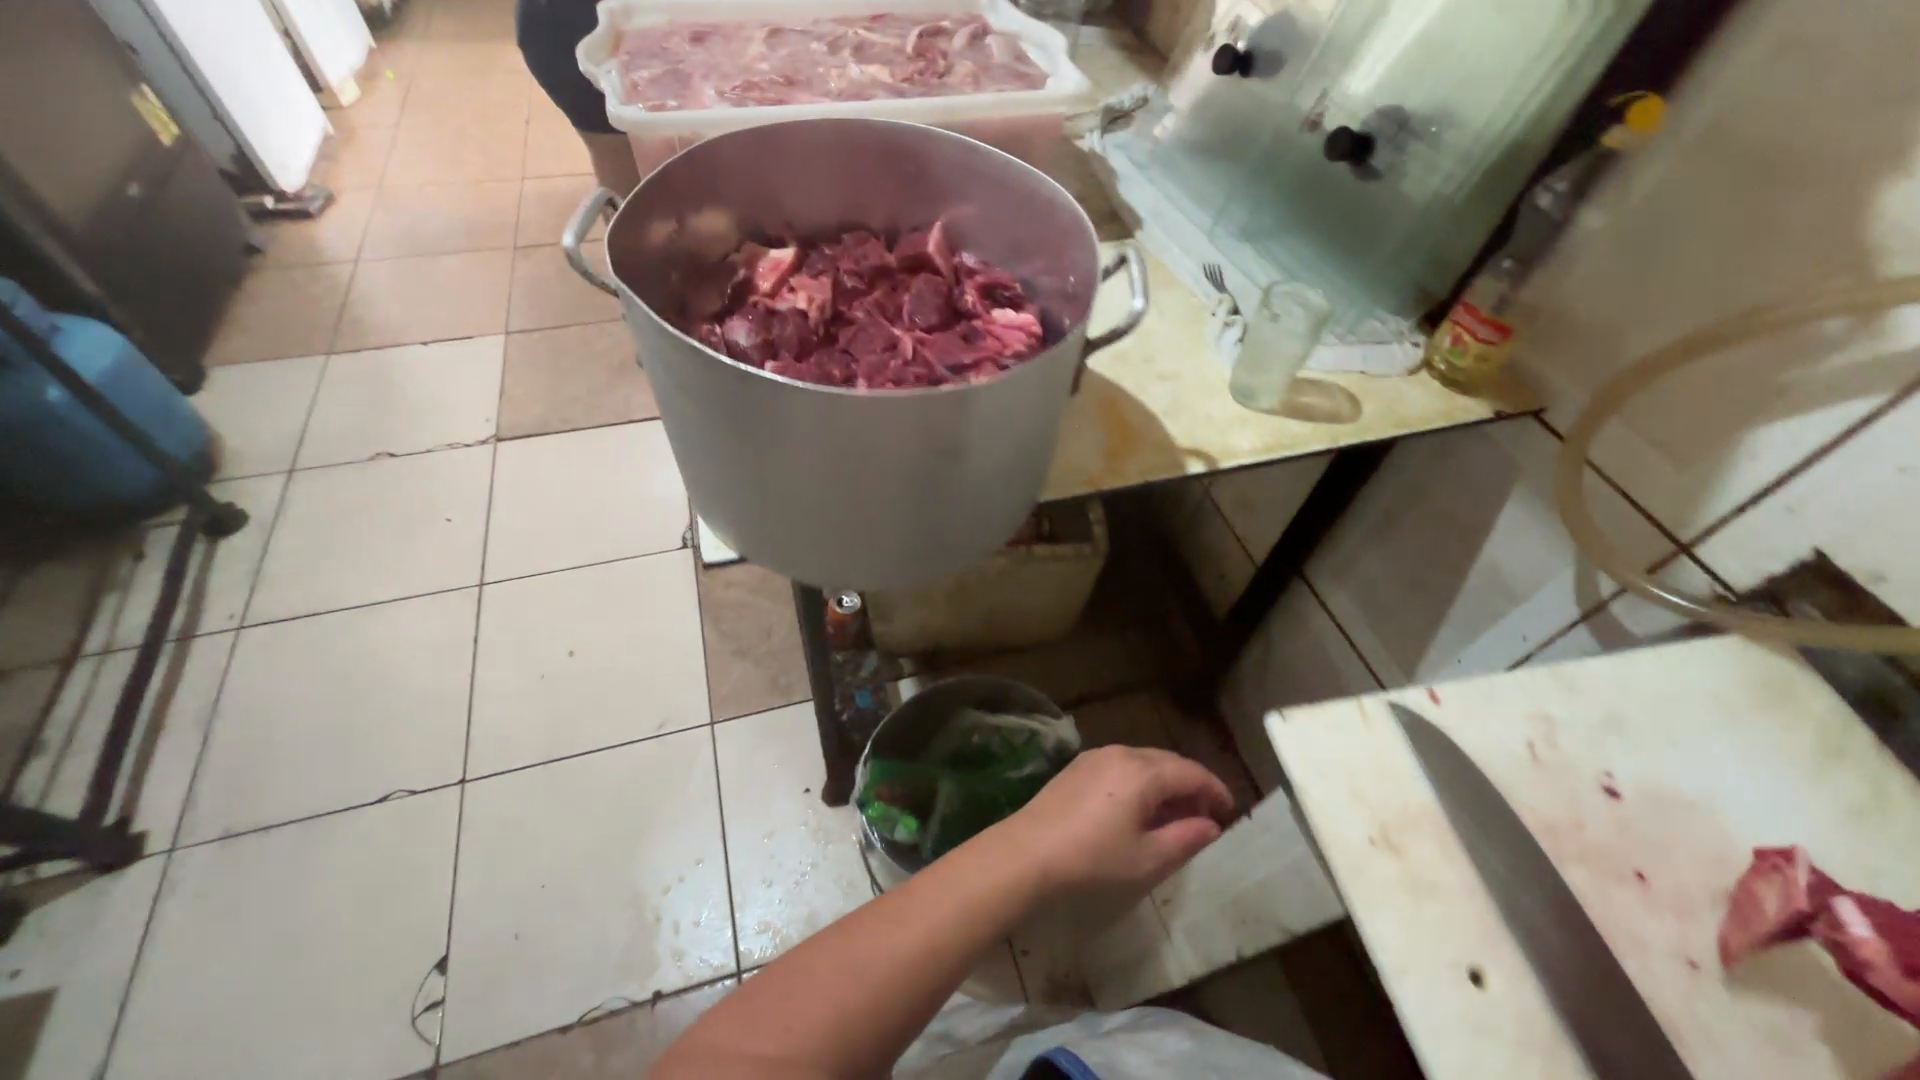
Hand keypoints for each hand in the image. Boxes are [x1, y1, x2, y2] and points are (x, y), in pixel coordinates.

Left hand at [992, 746, 1234, 898]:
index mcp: (1144, 772)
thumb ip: (1186, 838)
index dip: (1215, 790)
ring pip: (1143, 762)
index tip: (1229, 811)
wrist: (1027, 853)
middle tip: (1204, 816)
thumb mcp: (1148, 858)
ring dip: (1164, 783)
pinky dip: (1140, 782)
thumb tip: (1210, 826)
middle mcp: (1121, 753)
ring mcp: (1095, 757)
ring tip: (1173, 816)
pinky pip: (1121, 766)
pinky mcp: (1076, 767)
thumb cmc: (1093, 859)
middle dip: (1191, 786)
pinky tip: (1138, 810)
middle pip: (1168, 762)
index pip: (1192, 773)